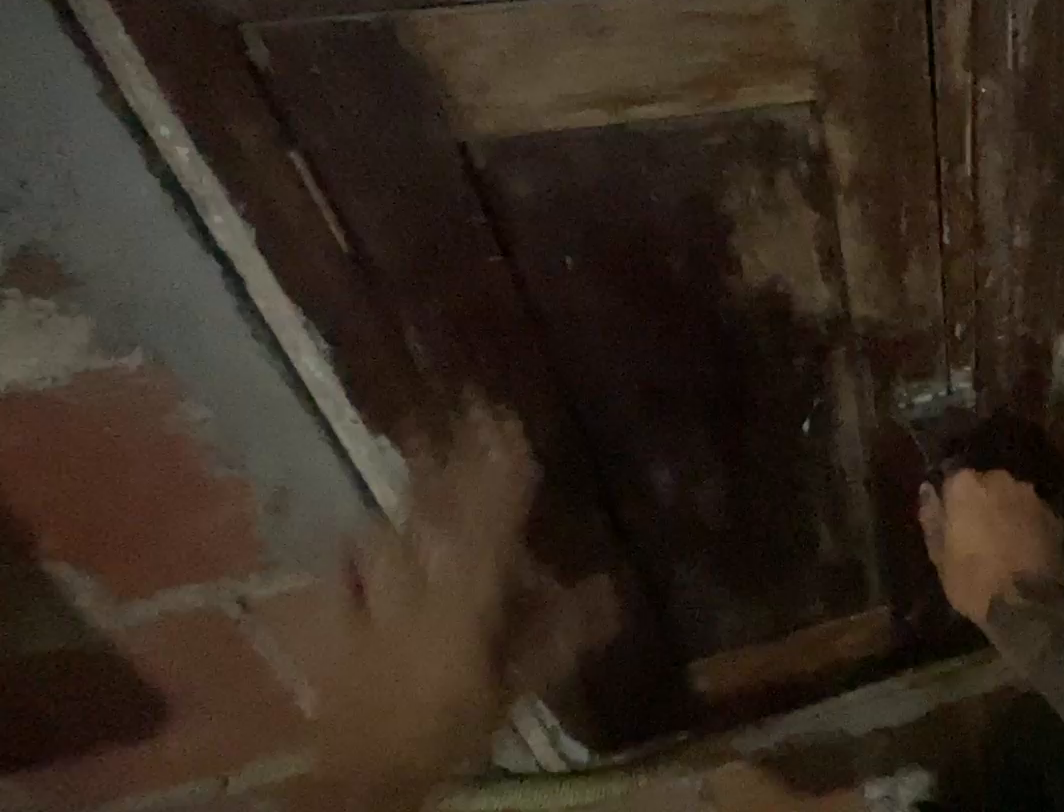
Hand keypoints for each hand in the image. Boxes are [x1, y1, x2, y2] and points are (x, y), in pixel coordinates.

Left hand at [308, 396, 613, 808]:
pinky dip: (354, 538)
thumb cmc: (453, 726)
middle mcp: (417, 588)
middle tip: (471, 405)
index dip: (503, 470)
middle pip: (440, 510)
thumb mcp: (518, 684)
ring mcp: (371, 601)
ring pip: (393, 527)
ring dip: (413, 483)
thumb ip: (562, 634)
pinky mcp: (335, 620)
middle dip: (459, 455)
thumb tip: (612, 586)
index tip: (511, 423)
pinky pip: (342, 568)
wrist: (364, 780)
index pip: (491, 520)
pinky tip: (360, 517)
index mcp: (465, 600)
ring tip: (424, 435)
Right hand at [918, 468, 1063, 625]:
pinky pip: (1032, 512)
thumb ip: (932, 517)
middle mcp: (999, 478)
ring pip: (1011, 496)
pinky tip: (1024, 548)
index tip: (954, 523)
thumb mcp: (940, 555)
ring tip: (1004, 542)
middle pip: (985, 484)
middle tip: (979, 534)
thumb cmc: (972, 580)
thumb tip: (927, 489)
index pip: (952, 481)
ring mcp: (1029, 494)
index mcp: (965, 485)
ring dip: (1006, 511)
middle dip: (981, 502)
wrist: (1025, 604)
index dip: (952, 503)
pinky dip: (1027, 523)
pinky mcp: (1052, 513)